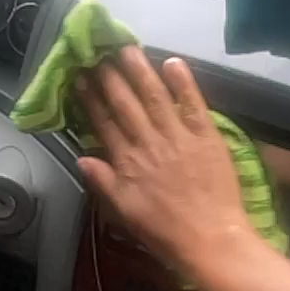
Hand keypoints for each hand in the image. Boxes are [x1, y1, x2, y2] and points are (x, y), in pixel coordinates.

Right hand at [76, 47, 261, 280]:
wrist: (210, 241)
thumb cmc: (165, 231)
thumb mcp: (124, 212)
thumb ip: (103, 182)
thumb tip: (81, 158)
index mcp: (127, 162)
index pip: (104, 122)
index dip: (90, 99)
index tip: (80, 77)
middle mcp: (149, 143)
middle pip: (125, 103)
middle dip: (110, 77)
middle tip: (99, 53)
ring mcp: (178, 137)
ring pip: (154, 97)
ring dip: (140, 71)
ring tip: (127, 49)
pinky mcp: (206, 137)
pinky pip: (192, 104)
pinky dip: (183, 83)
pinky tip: (173, 63)